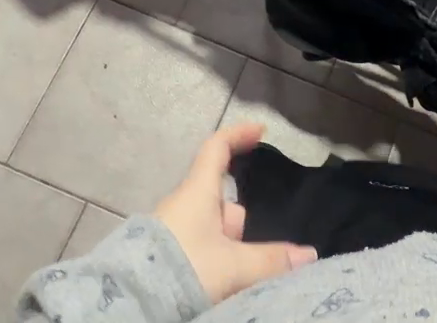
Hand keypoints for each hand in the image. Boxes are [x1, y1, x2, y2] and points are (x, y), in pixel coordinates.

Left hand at [155, 123, 317, 302]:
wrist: (127, 306)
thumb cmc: (182, 268)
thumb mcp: (232, 267)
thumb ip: (270, 261)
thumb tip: (309, 254)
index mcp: (197, 192)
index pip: (217, 148)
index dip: (238, 135)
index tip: (260, 131)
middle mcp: (182, 206)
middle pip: (219, 201)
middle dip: (240, 223)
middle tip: (255, 254)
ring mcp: (169, 233)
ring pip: (208, 230)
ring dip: (226, 247)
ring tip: (240, 277)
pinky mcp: (160, 259)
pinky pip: (196, 250)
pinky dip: (212, 261)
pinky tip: (220, 284)